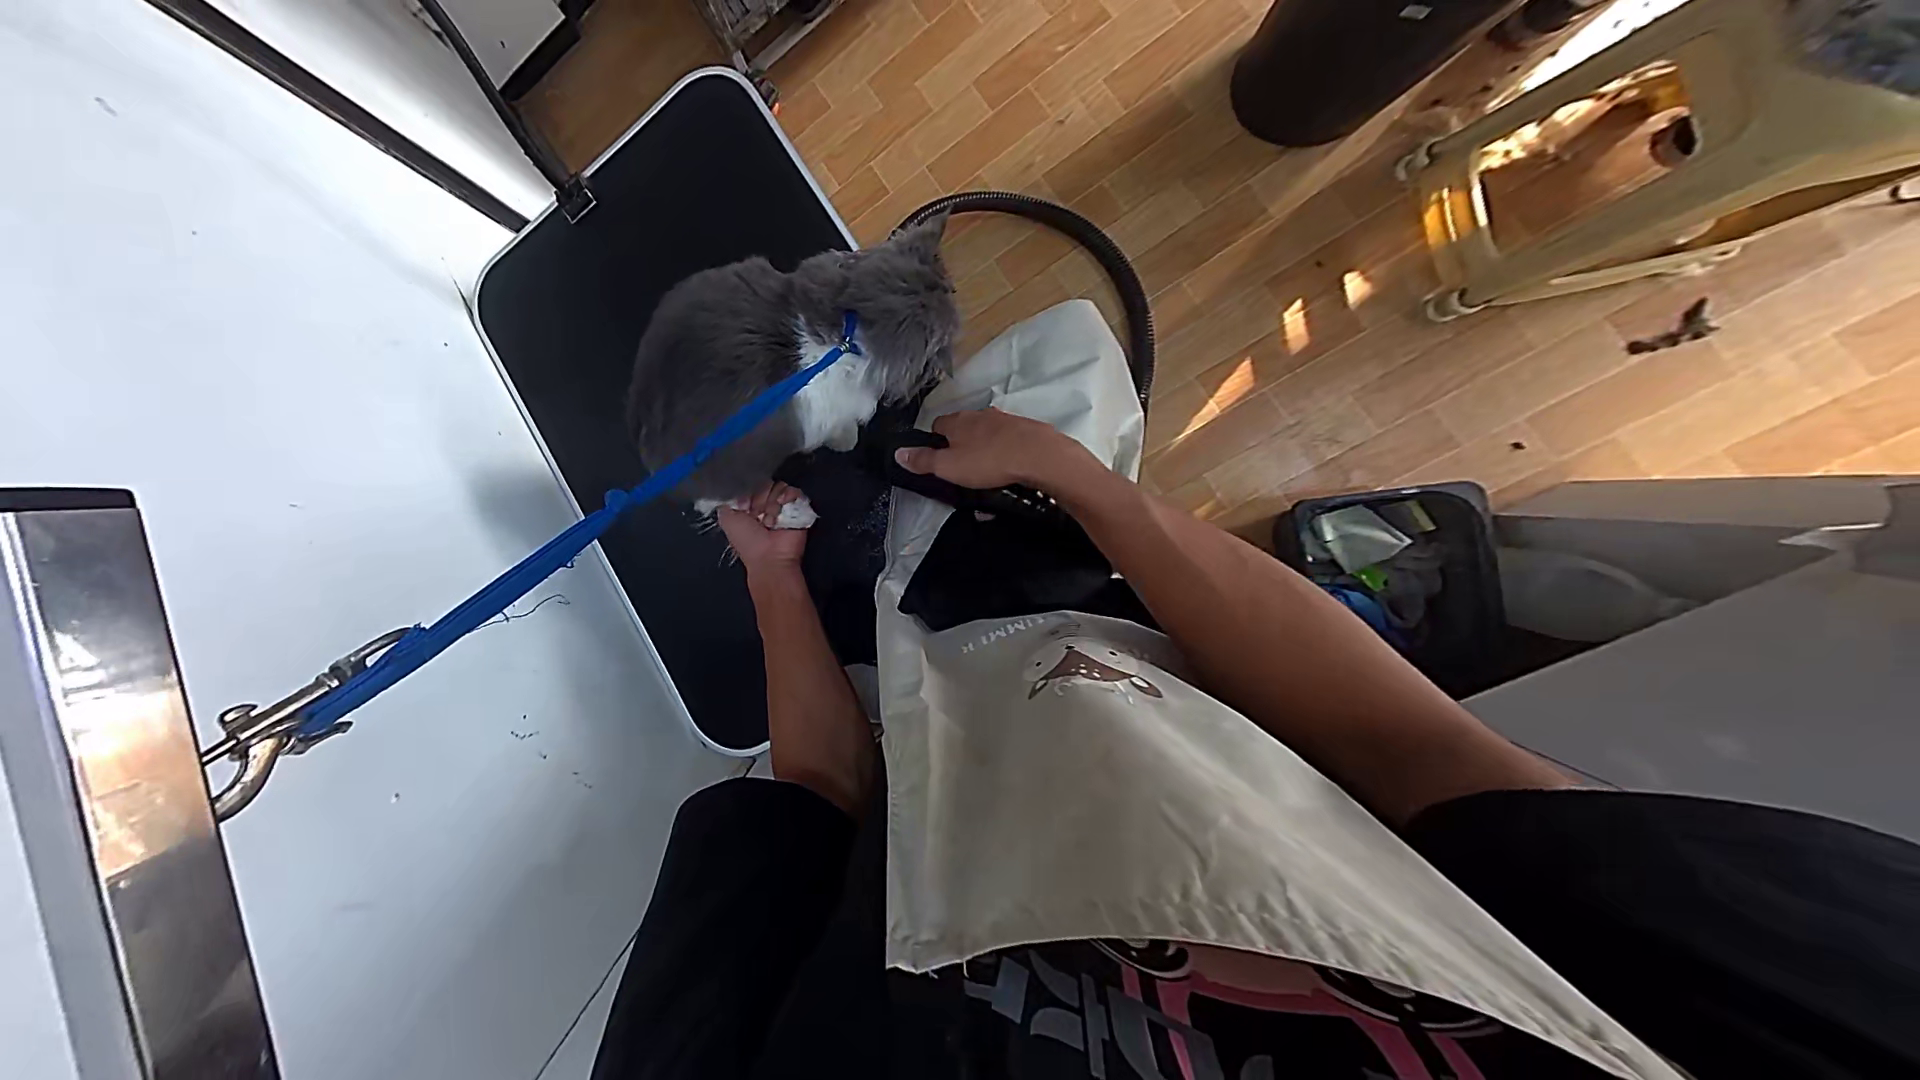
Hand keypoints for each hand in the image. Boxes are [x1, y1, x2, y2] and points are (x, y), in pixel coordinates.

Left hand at [717, 482, 808, 576]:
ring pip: (779, 487)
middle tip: (759, 514)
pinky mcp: (799, 508)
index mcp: (749, 508)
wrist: (771, 556)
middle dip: (761, 497)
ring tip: (772, 518)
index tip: (746, 506)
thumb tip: (739, 490)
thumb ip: (727, 501)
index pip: (749, 487)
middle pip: (764, 485)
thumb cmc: (747, 541)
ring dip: (773, 501)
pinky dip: (788, 498)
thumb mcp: (726, 520)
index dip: (747, 493)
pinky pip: (794, 492)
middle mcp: (766, 506)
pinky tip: (783, 510)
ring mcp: (783, 506)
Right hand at [893, 407, 1097, 491]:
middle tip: (962, 469)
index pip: (938, 425)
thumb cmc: (989, 461)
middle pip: (964, 428)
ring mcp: (1006, 420)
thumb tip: (898, 452)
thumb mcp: (949, 467)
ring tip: (987, 472)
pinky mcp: (1027, 430)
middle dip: (961, 445)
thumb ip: (924, 461)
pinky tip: (1010, 469)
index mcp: (958, 422)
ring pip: (988, 434)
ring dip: (985, 449)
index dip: (935, 442)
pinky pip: (1010, 441)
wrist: (1039, 456)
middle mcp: (981, 415)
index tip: (938, 459)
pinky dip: (1006, 453)